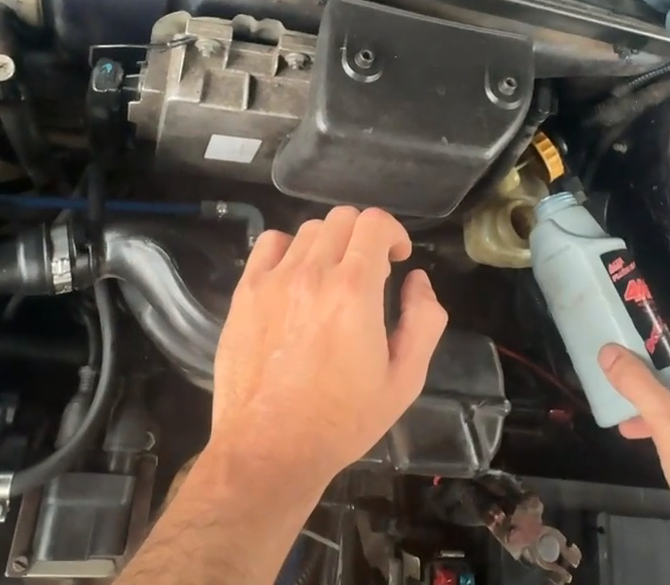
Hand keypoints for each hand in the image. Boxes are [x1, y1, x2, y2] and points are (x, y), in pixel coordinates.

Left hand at [205, 206, 448, 496]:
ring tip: (331, 278)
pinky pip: (269, 243)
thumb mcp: (405, 380)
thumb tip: (417, 280)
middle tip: (369, 273)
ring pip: (309, 229)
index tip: (397, 259)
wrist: (270, 450)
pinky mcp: (246, 292)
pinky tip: (295, 276)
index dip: (393, 233)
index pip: (374, 223)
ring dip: (329, 244)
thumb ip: (424, 320)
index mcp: (355, 290)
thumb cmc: (342, 420)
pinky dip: (288, 248)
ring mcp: (274, 280)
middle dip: (364, 237)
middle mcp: (313, 273)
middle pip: (342, 218)